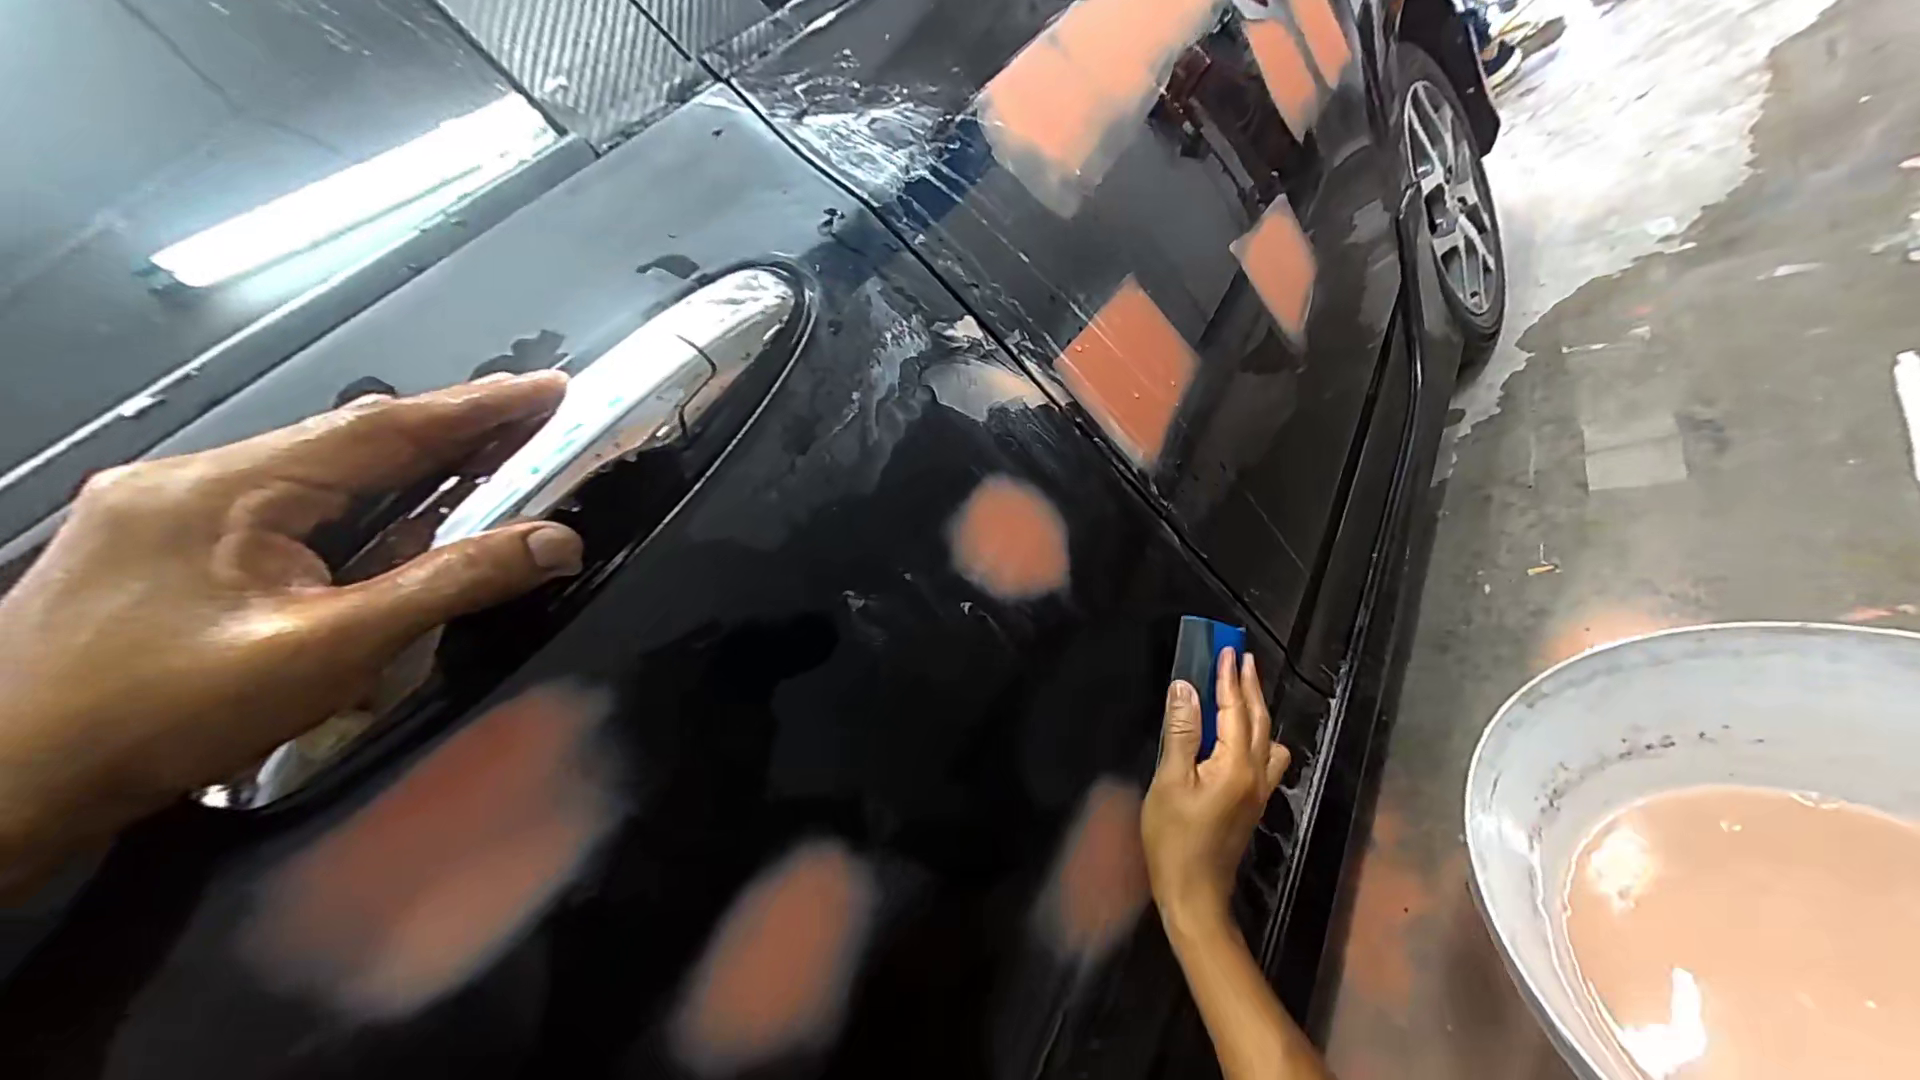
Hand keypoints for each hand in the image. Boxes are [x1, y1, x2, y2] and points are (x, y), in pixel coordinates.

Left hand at [0, 373, 583, 886]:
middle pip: (358, 439)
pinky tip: (411, 513)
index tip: (550, 387)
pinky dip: (378, 500)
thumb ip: (452, 585)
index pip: (383, 427)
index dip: (478, 405)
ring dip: (419, 463)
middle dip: (456, 426)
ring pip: (332, 470)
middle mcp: (202, 480)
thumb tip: (558, 543)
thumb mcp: (333, 648)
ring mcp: (184, 510)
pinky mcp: (182, 544)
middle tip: (537, 417)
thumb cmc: (164, 714)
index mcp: (229, 489)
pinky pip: (306, 504)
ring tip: (495, 456)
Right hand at [1141, 648, 1290, 934]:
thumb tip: (1185, 687)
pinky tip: (1243, 733)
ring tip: (1241, 687)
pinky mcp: (1253, 801)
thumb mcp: (1170, 780)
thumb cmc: (1175, 837)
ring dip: (1255, 707)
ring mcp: (1259, 790)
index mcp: (1237, 765)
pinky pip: (1265, 755)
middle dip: (1248, 686)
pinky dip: (1257, 732)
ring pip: (1265, 737)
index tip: (1226, 650)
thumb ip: (1181, 732)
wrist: (1194, 893)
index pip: (1234, 710)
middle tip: (1240, 656)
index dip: (1228, 679)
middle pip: (1257, 719)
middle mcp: (1257, 774)